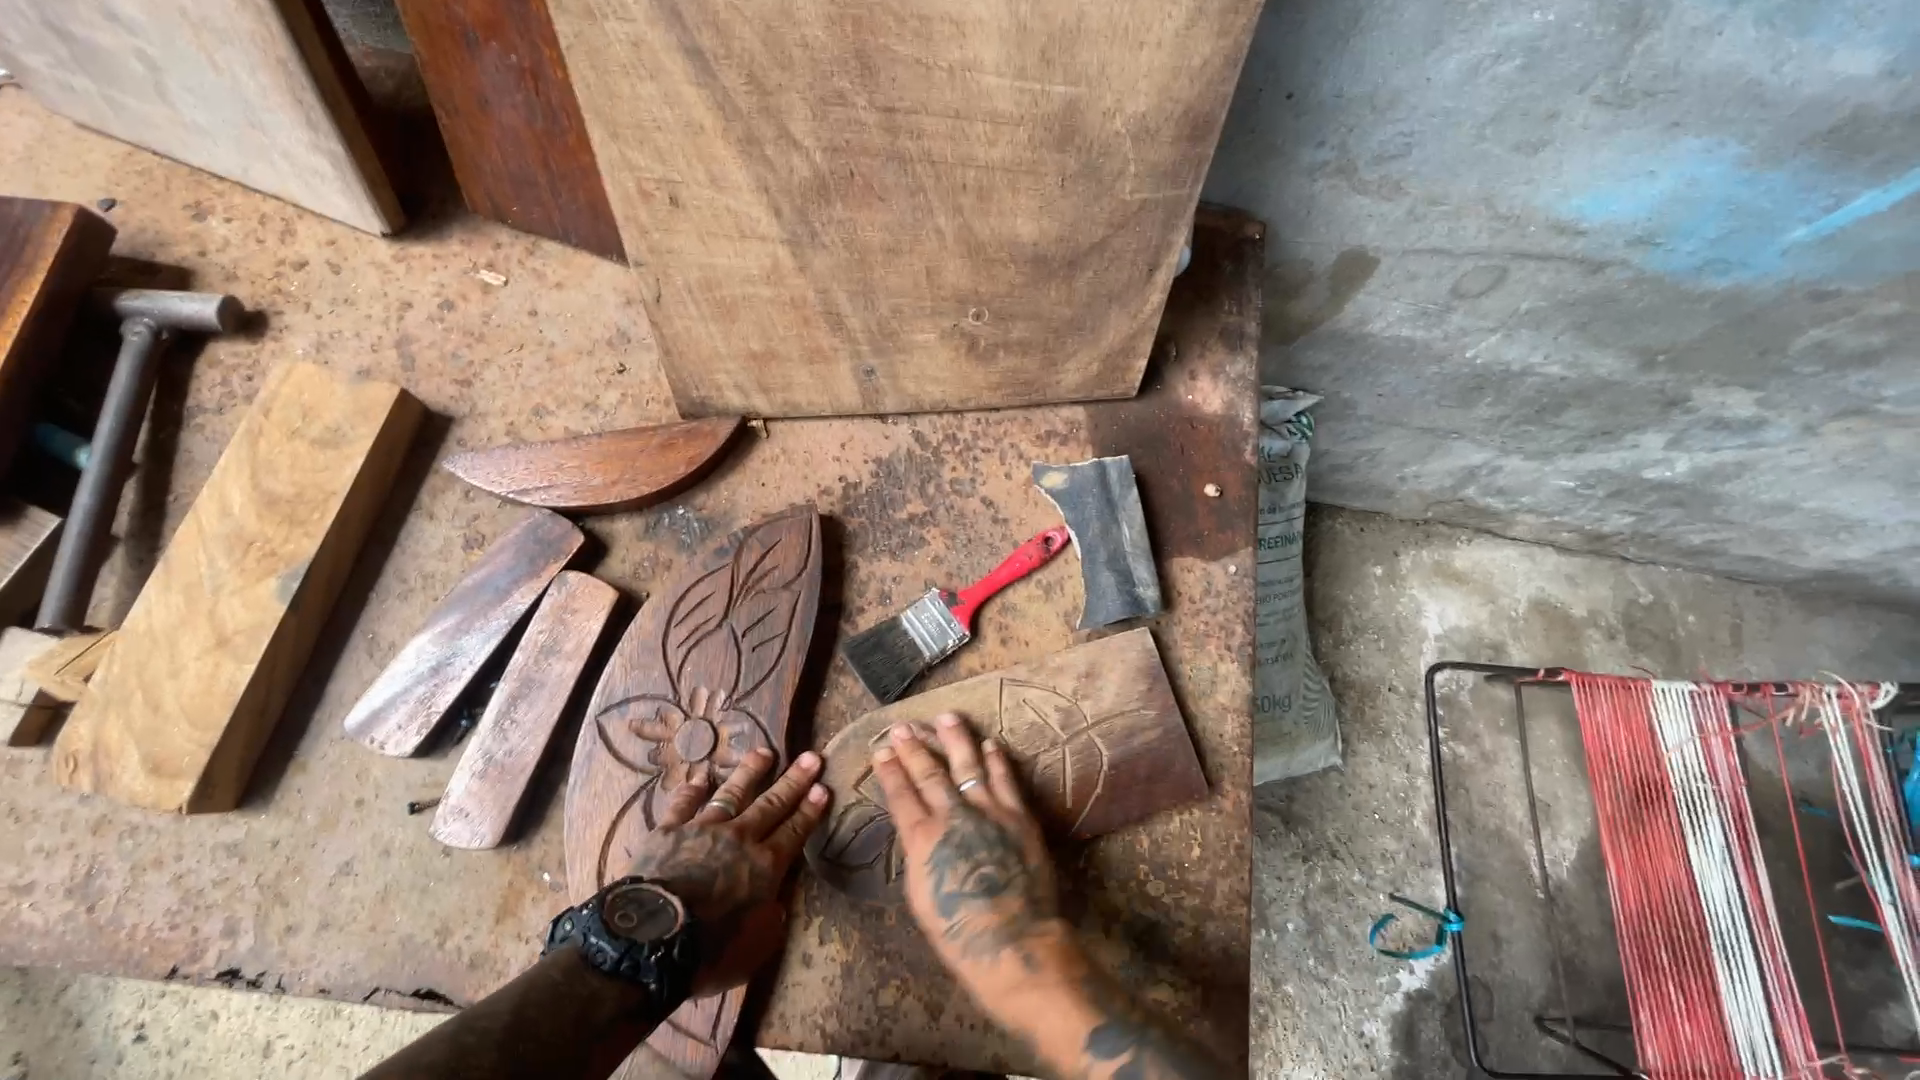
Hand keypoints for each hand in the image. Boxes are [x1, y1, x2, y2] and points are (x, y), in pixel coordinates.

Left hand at [625, 747, 828, 996]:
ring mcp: (703, 830)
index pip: (795, 831)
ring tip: (765, 752)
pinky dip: (693, 790)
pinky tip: (701, 777)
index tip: (823, 787)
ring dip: (750, 772)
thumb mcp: (754, 948)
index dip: (811, 810)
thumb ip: (769, 921)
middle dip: (794, 780)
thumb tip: (774, 906)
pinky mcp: (668, 831)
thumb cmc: (708, 952)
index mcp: (765, 867)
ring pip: (732, 793)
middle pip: (772, 804)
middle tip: (811, 757)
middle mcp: (740, 839)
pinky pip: (684, 804)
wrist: (650, 942)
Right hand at [867, 713, 1075, 1005]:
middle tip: (902, 727)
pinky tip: (990, 744)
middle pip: (929, 773)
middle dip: (913, 747)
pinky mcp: (1018, 816)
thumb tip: (919, 828)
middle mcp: (952, 816)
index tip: (880, 750)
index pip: (900, 794)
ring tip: (947, 717)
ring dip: (955, 739)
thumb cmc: (958, 931)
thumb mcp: (920, 893)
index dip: (890, 770)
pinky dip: (996, 760)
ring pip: (968, 764)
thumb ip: (920, 852)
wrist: (1011, 939)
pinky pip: (1005, 779)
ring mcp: (988, 811)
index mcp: (922, 839)